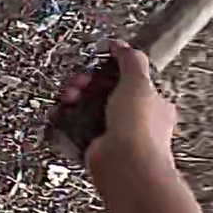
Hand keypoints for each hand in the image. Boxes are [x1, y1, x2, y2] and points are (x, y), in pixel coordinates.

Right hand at [56, 42, 175, 169]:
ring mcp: (113, 131)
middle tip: (78, 83)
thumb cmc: (140, 129)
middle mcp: (133, 118)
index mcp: (151, 102)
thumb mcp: (139, 83)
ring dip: (73, 99)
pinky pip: (74, 125)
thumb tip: (123, 46)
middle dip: (85, 83)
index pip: (128, 78)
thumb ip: (130, 61)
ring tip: (68, 99)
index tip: (96, 64)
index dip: (109, 69)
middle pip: (102, 91)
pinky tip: (61, 114)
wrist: (125, 166)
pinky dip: (64, 118)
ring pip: (86, 107)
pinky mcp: (94, 144)